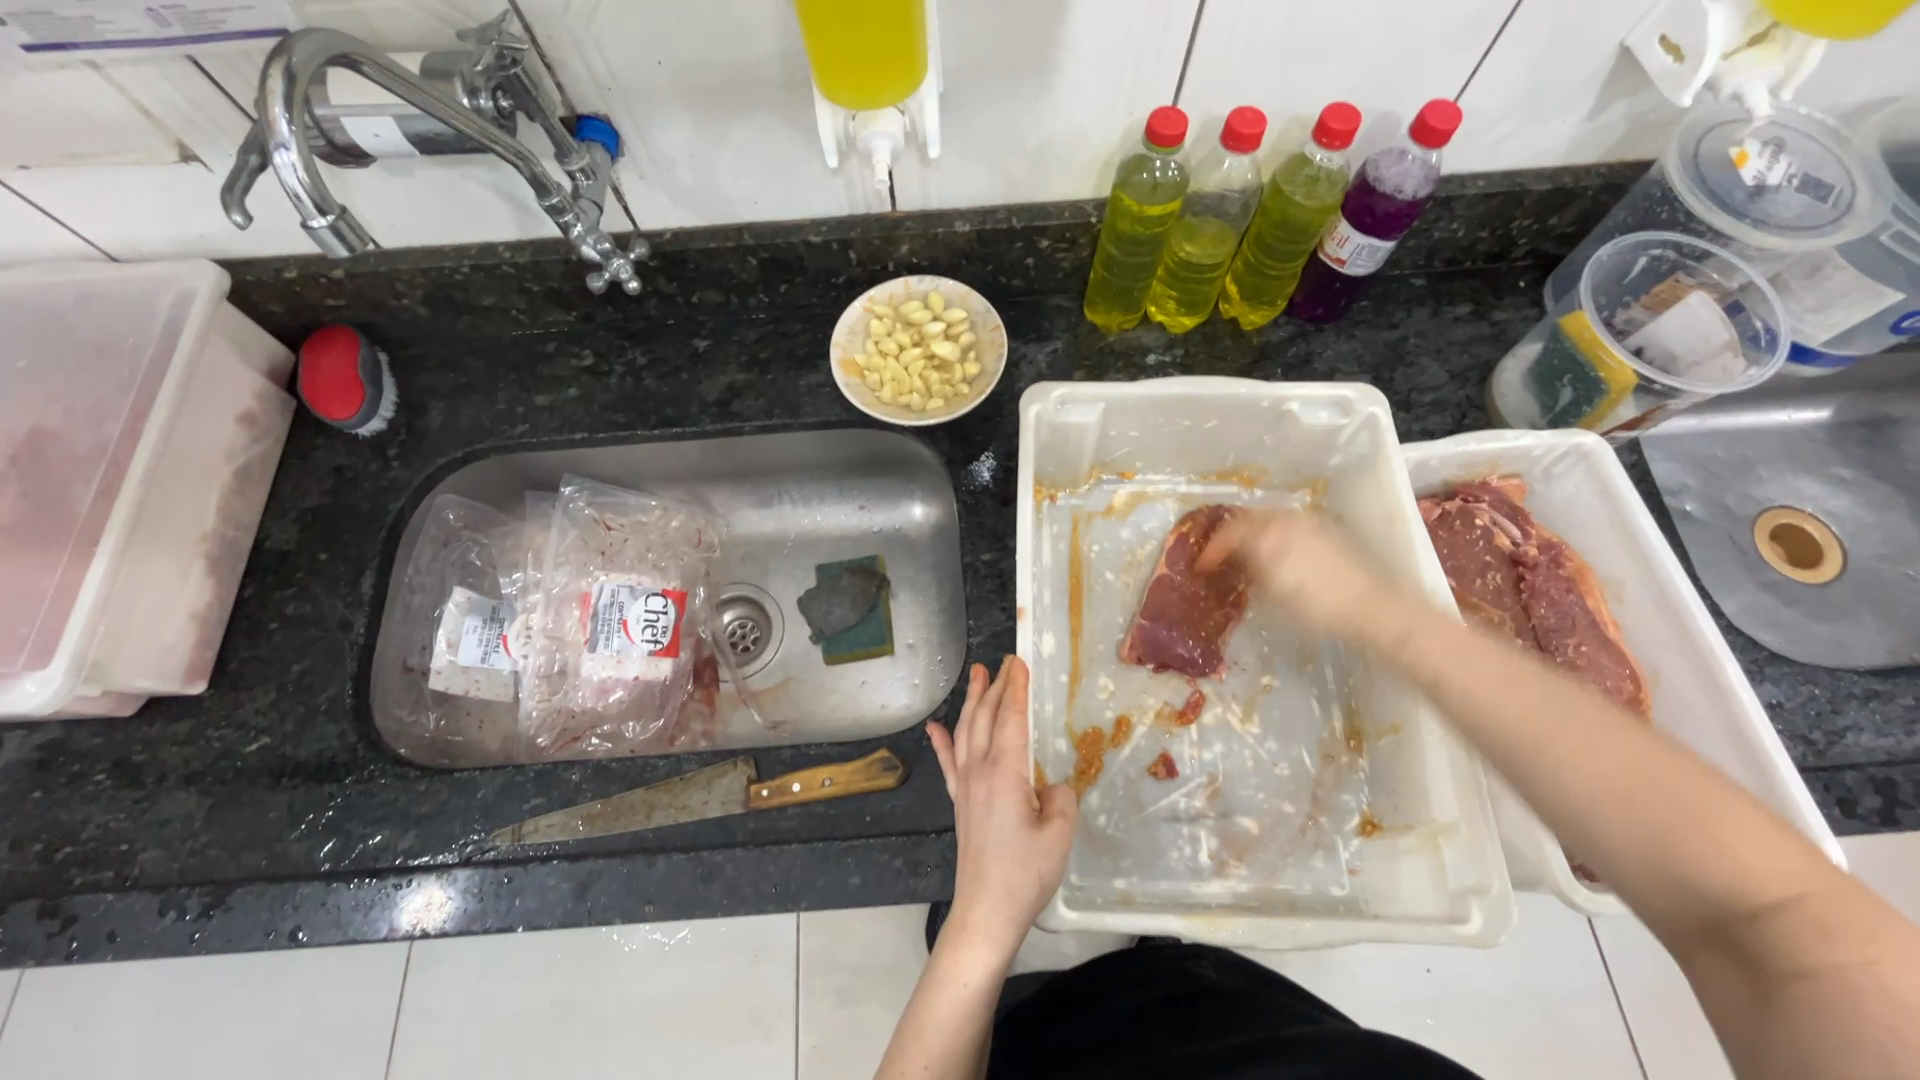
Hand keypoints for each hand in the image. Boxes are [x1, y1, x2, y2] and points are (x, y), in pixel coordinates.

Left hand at [926, 656, 1076, 959]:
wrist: (986, 909)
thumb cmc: (1025, 872)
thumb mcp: (1059, 832)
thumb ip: (1060, 797)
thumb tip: (1050, 785)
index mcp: (1004, 772)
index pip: (1010, 718)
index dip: (1015, 689)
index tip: (1020, 663)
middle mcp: (979, 771)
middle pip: (983, 718)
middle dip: (993, 687)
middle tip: (1003, 662)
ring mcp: (965, 787)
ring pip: (965, 733)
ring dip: (971, 702)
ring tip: (975, 676)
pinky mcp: (960, 804)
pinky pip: (948, 763)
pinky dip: (942, 742)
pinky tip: (935, 728)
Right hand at [1197, 508, 1398, 642]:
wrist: (1372, 605)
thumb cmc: (1316, 607)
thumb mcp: (1272, 596)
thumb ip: (1250, 573)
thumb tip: (1238, 564)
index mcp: (1266, 534)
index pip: (1227, 533)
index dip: (1211, 550)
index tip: (1202, 566)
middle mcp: (1284, 520)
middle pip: (1246, 518)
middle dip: (1230, 535)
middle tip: (1220, 554)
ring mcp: (1307, 521)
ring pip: (1268, 518)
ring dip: (1252, 532)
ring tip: (1246, 553)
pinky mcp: (1325, 529)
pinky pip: (1287, 523)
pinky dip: (1273, 533)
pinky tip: (1276, 552)